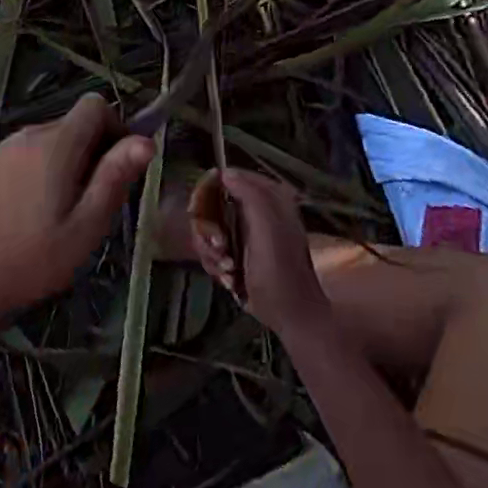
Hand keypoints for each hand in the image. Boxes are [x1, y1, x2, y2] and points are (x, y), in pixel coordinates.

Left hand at [0, 94, 154, 323]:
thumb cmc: (32, 259)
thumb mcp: (87, 225)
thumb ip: (116, 178)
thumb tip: (147, 141)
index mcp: (55, 144)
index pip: (96, 106)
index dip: (117, 129)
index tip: (119, 169)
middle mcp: (28, 135)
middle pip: (76, 124)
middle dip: (95, 152)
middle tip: (95, 202)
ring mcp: (4, 149)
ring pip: (54, 140)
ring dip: (71, 163)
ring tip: (66, 212)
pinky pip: (31, 153)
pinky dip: (46, 170)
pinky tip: (37, 212)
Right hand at [186, 169, 329, 337]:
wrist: (290, 314)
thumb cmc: (280, 270)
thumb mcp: (268, 227)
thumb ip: (250, 194)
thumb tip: (225, 173)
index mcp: (268, 196)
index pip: (227, 177)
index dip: (208, 192)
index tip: (198, 212)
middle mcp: (256, 209)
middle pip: (211, 204)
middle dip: (208, 230)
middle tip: (220, 247)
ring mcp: (246, 232)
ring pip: (208, 229)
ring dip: (211, 252)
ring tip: (228, 269)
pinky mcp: (237, 253)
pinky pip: (211, 249)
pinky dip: (215, 264)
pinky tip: (229, 279)